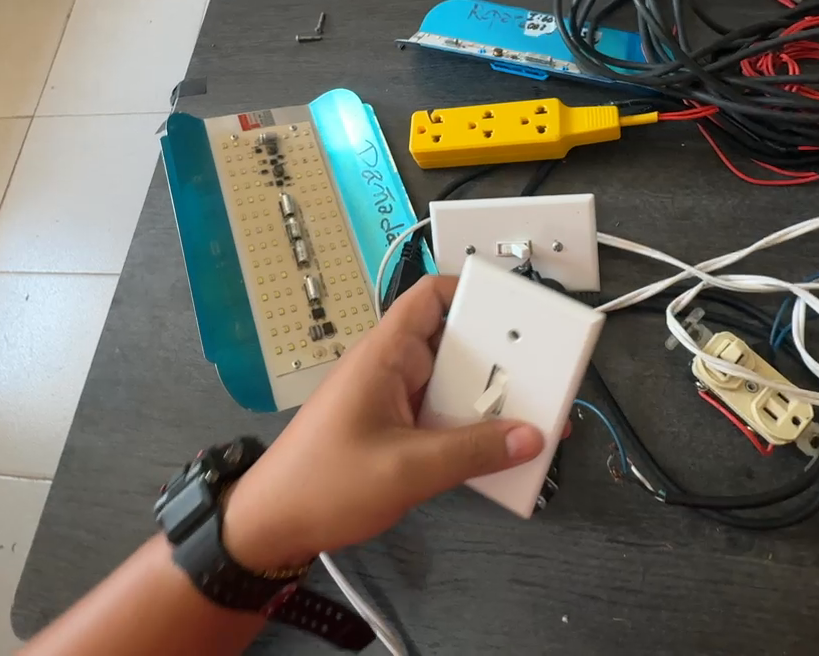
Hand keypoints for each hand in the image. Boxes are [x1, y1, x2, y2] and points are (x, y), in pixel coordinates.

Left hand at [221, 275, 544, 571]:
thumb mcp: (406, 469)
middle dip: (499, 354)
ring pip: (452, 382)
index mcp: (387, 353)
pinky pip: (442, 413)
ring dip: (489, 396)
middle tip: (548, 371)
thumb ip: (472, 452)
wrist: (271, 526)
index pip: (430, 297)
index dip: (473, 291)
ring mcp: (393, 398)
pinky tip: (503, 446)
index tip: (520, 311)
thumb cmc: (328, 483)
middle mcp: (393, 367)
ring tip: (539, 412)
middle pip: (453, 342)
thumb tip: (534, 436)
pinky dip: (471, 425)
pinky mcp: (394, 428)